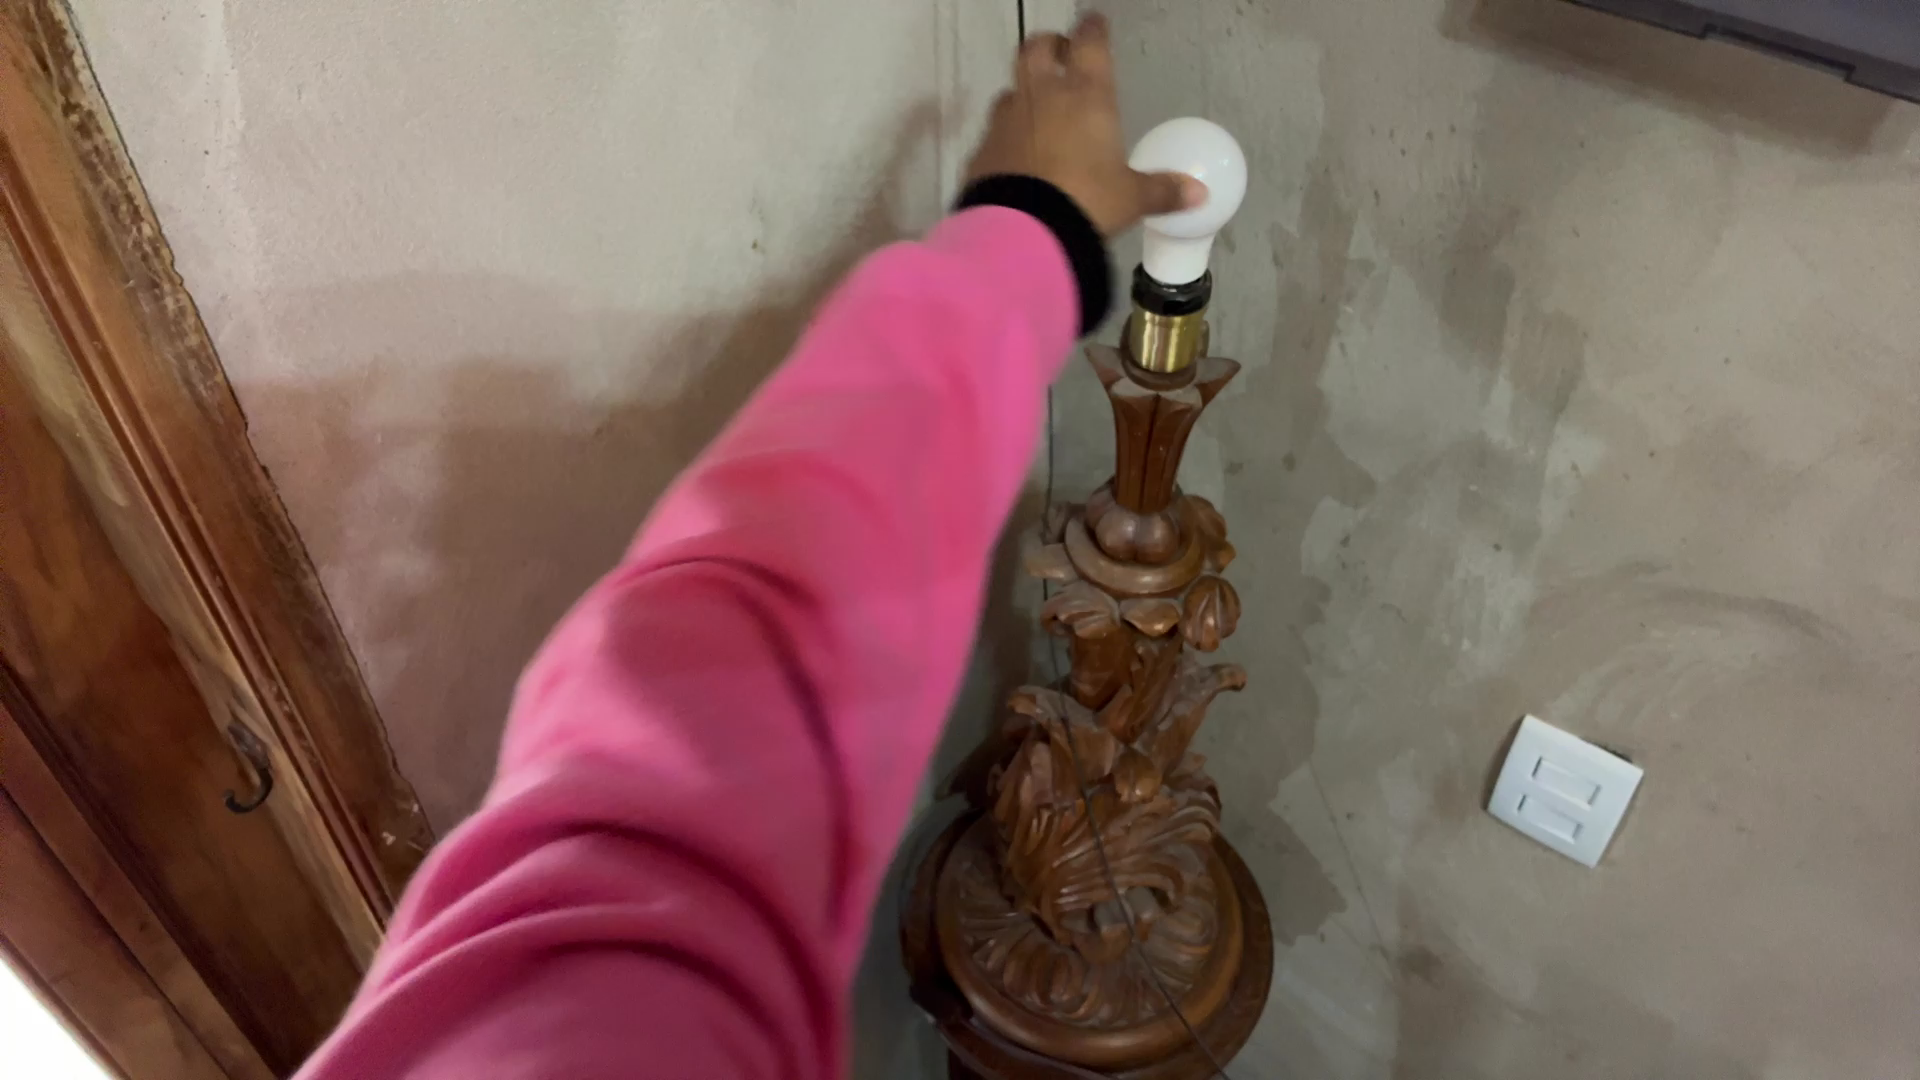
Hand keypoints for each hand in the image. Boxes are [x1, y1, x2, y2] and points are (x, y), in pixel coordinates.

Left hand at [965, 14, 1205, 236]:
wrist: (1023, 236)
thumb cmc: (1086, 204)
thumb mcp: (1129, 200)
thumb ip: (1161, 192)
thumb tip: (1198, 195)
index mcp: (1086, 94)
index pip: (1090, 41)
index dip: (1093, 30)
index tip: (1094, 28)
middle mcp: (1042, 96)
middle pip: (1037, 49)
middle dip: (1048, 49)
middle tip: (1058, 60)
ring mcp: (1005, 122)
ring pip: (1010, 92)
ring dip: (1022, 98)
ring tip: (1034, 118)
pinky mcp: (981, 153)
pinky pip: (991, 136)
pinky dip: (1003, 141)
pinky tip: (1011, 161)